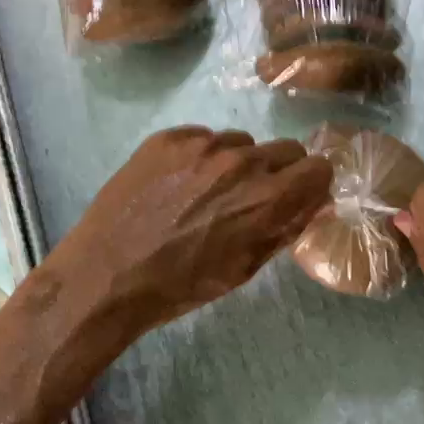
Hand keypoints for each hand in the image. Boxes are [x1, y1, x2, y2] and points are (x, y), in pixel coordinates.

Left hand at [60, 127, 332, 337]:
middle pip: (287, 148)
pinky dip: (200, 158)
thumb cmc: (180, 286)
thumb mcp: (244, 268)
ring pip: (243, 142)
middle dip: (279, 172)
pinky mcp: (170, 137)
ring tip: (206, 194)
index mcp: (268, 199)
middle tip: (250, 198)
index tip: (296, 197)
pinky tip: (177, 186)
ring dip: (237, 163)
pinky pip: (204, 138)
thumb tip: (314, 202)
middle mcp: (242, 162)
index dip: (310, 185)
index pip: (319, 167)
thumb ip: (286, 229)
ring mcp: (203, 145)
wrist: (105, 276)